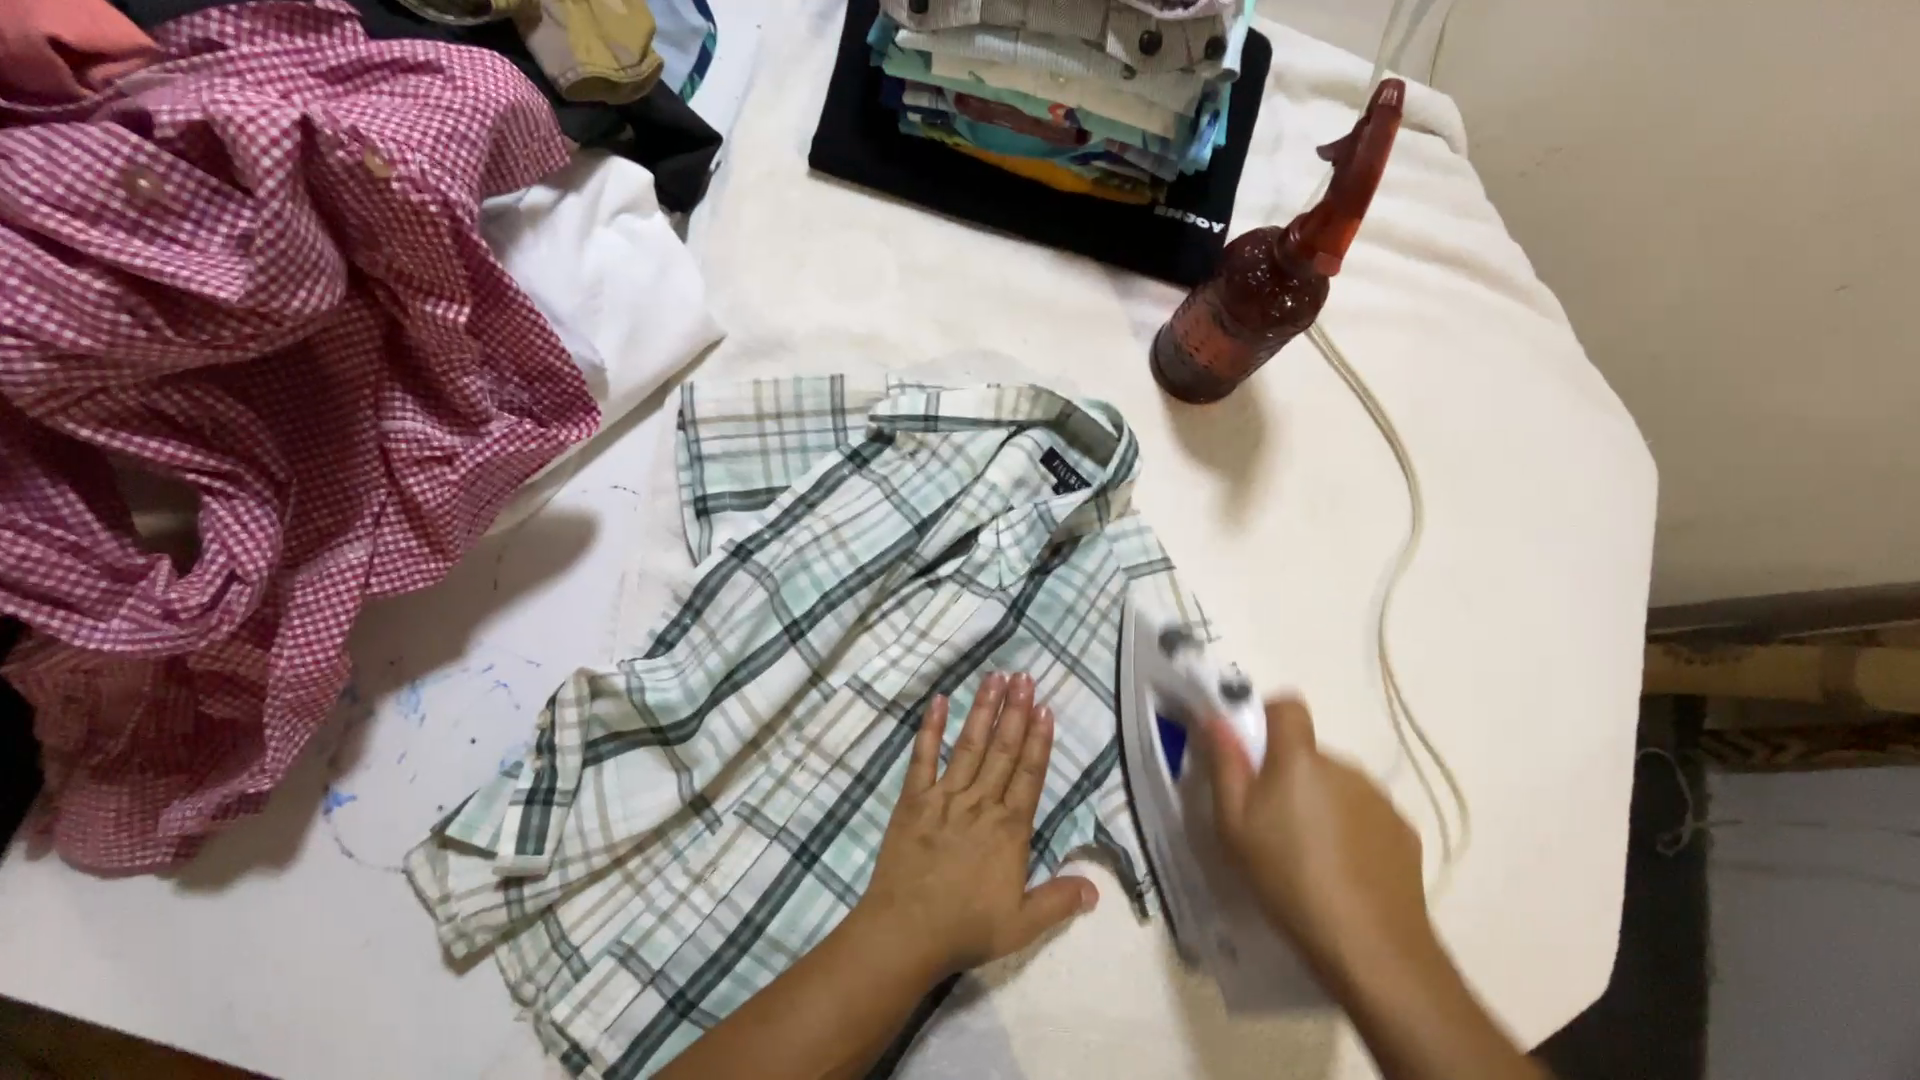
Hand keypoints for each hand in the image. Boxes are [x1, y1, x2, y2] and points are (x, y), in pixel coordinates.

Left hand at [854, 672, 1098, 976]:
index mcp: (1009, 829)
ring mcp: (944, 798)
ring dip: (982, 710)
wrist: (905, 932)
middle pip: (1003, 750)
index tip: (1044, 707)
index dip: (1038, 740)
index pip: (1030, 775)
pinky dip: (930, 729)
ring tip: (994, 677)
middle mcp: (980, 804)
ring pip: (969, 746)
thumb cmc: (966, 928)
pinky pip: (922, 758)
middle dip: (1015, 711)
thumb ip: (1059, 900)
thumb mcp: (1023, 924)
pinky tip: (938, 702)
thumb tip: (1096, 888)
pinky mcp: (912, 800)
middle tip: (1024, 676)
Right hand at [1199, 698, 1435, 987]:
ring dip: (1320, 805)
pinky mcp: (1404, 833)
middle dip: (1288, 776)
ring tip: (1307, 856)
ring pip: (1337, 787)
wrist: (1371, 946)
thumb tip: (1216, 717)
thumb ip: (1225, 765)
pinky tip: (1341, 873)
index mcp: (1301, 759)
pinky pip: (1365, 818)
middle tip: (1269, 824)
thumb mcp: (1234, 826)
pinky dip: (1350, 833)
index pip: (1288, 707)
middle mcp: (1345, 767)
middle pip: (1308, 754)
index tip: (1251, 756)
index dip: (1267, 720)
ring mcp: (1380, 800)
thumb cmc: (1287, 878)